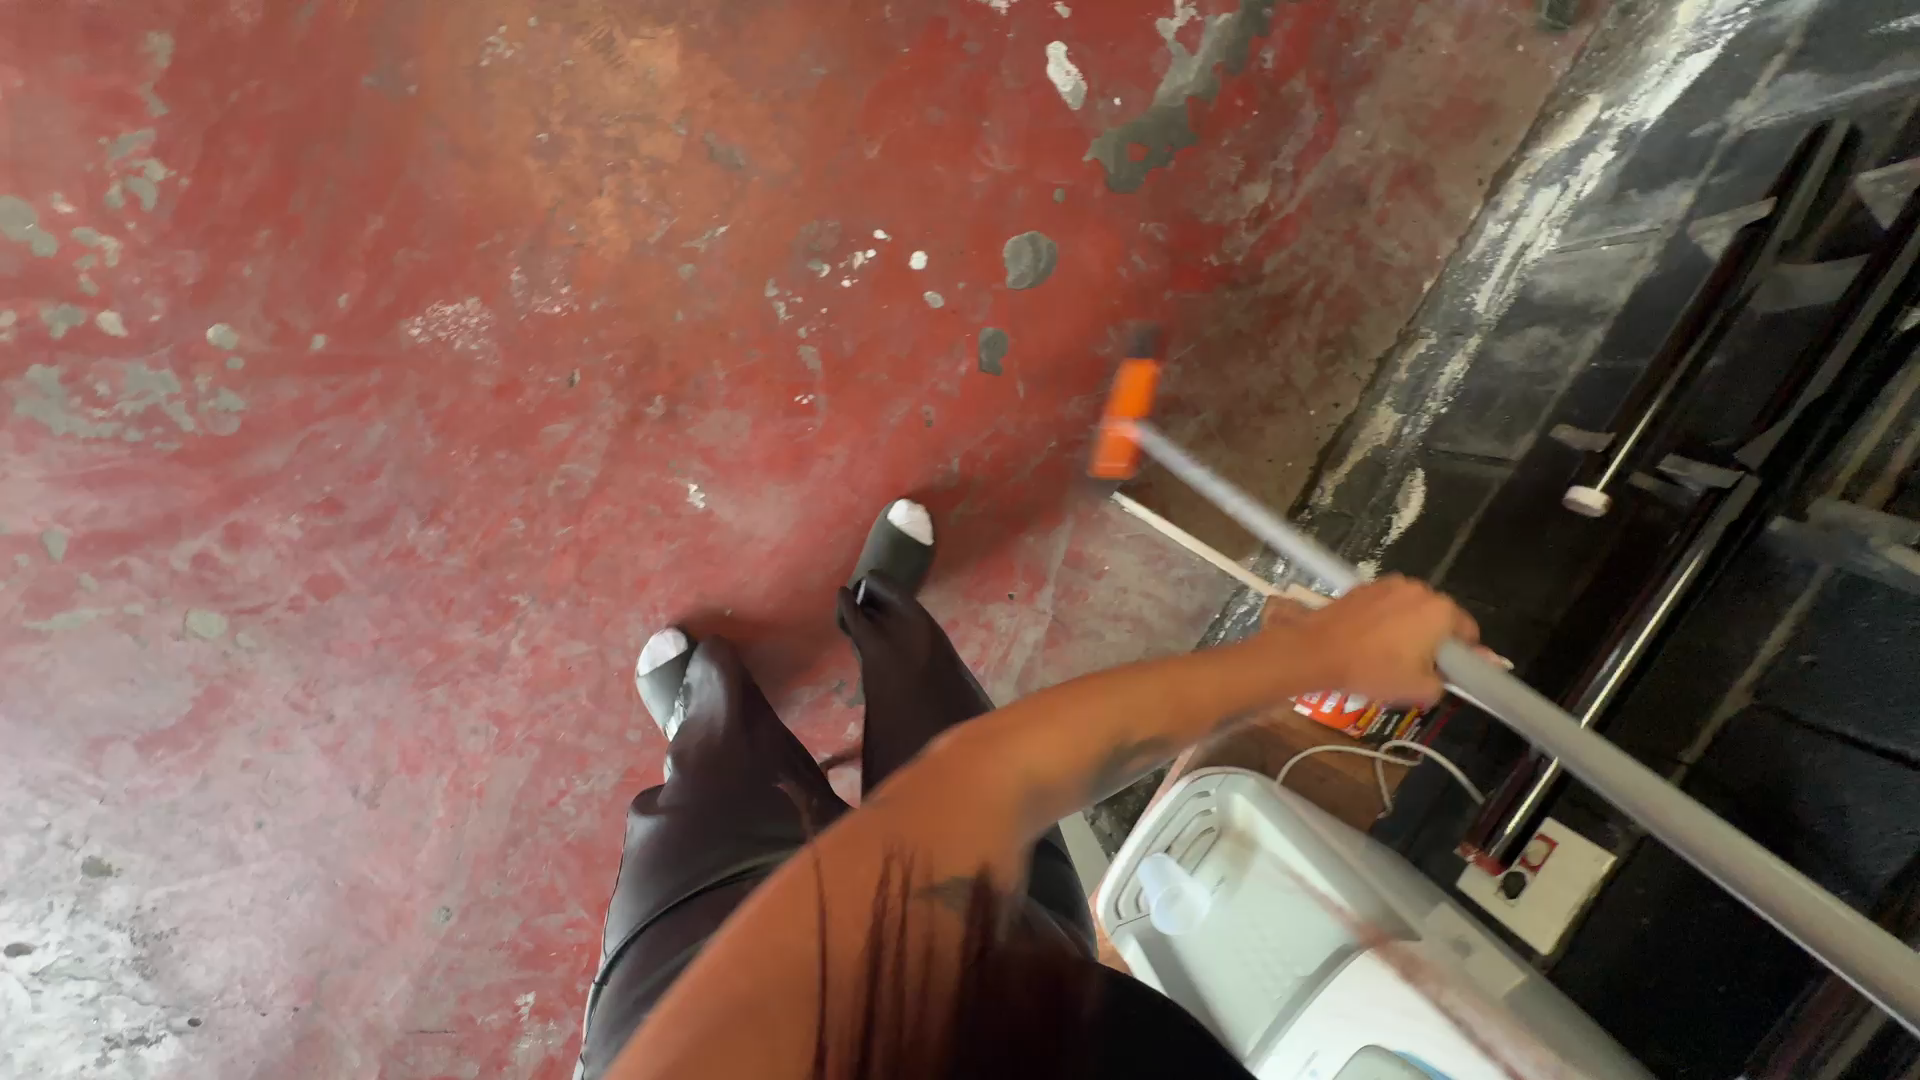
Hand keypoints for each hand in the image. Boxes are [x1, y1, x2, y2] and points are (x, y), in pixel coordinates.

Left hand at [1260, 575, 1476, 706]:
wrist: (1315, 651)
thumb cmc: (1372, 669)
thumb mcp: (1421, 687)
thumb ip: (1452, 678)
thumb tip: (1470, 668)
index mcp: (1441, 610)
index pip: (1468, 633)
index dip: (1463, 655)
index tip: (1447, 671)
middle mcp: (1418, 589)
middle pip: (1439, 617)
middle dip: (1434, 639)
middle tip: (1416, 665)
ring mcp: (1387, 584)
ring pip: (1411, 609)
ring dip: (1409, 627)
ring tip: (1389, 653)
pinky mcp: (1361, 586)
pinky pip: (1385, 605)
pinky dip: (1384, 619)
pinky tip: (1369, 639)